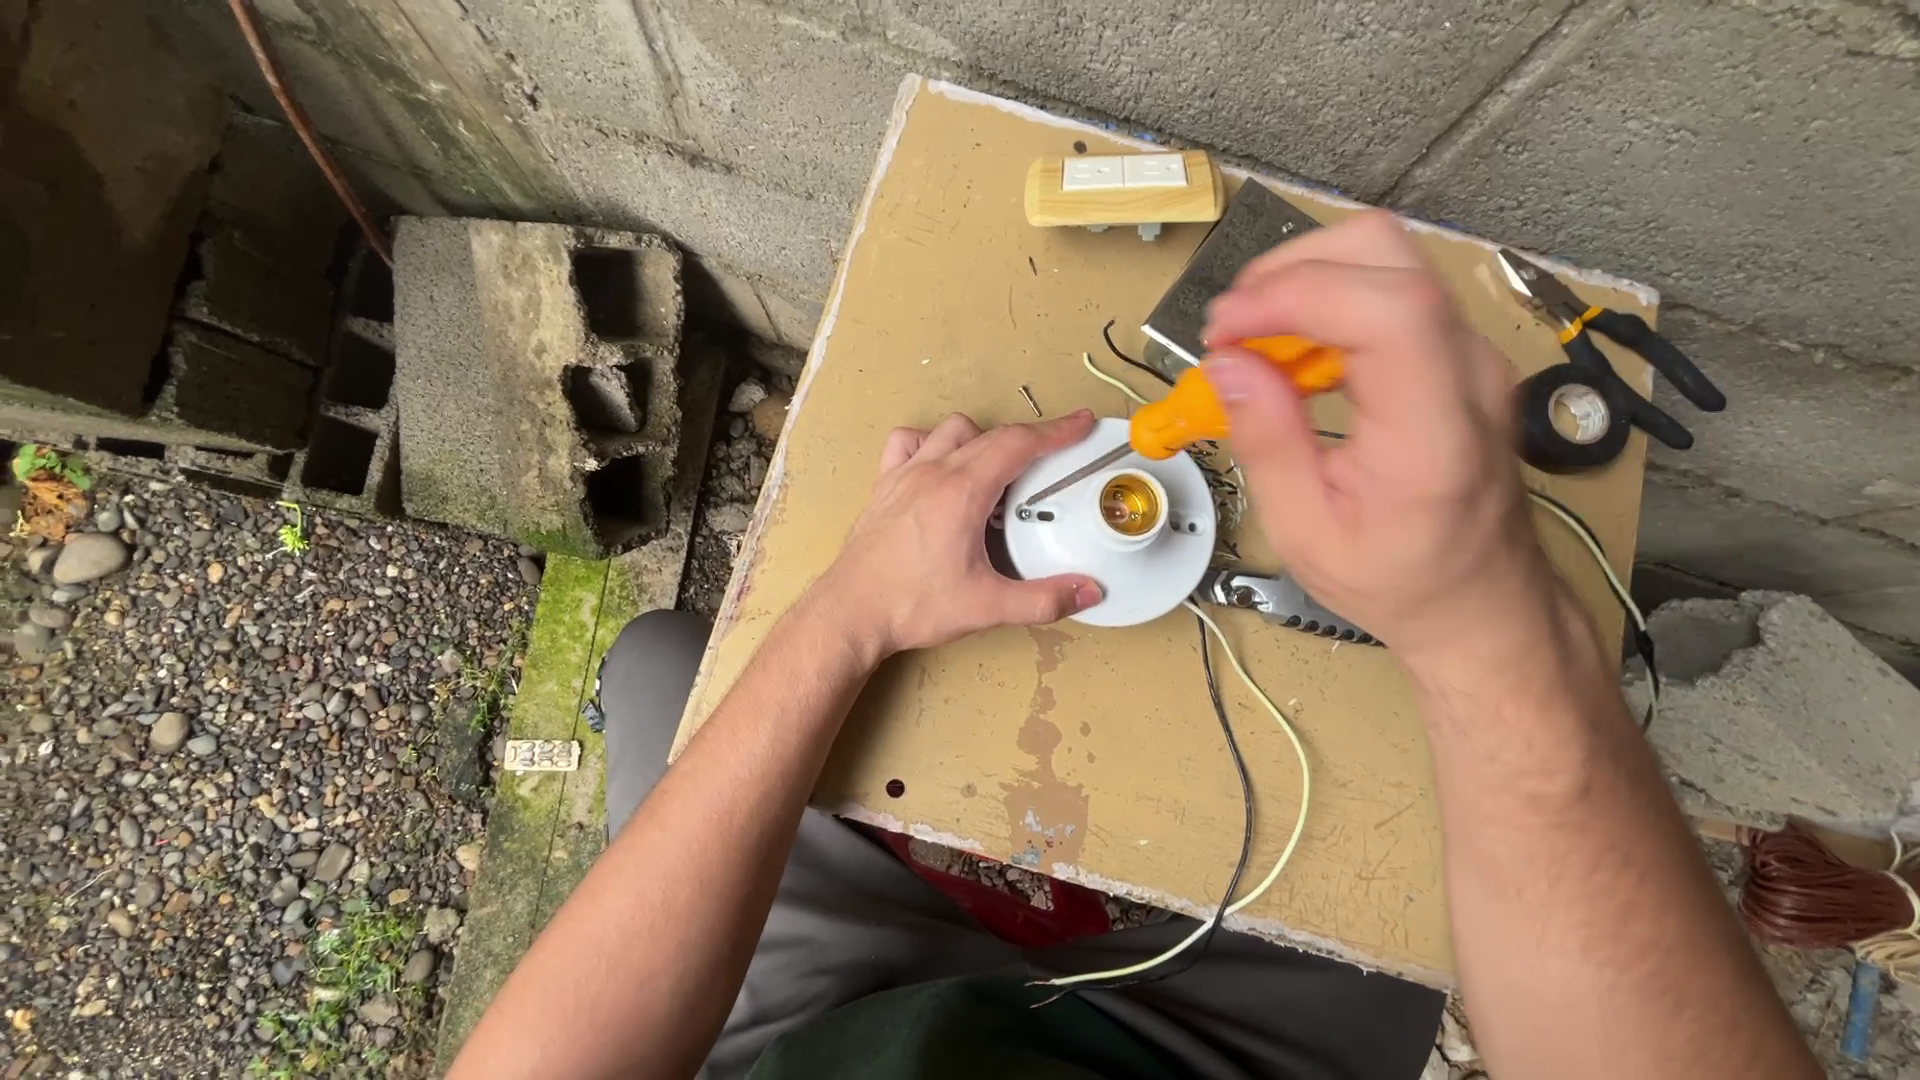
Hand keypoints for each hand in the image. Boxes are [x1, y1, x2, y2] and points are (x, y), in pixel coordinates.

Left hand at [815, 411, 1104, 658]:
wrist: (850, 613)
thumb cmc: (910, 605)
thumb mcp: (987, 607)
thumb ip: (1043, 599)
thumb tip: (1087, 592)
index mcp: (962, 492)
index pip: (1018, 445)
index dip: (1056, 431)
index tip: (1081, 424)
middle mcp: (933, 473)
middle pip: (992, 435)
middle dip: (1031, 437)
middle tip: (1056, 451)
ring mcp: (904, 475)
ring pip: (951, 431)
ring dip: (982, 437)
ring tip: (999, 467)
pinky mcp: (885, 487)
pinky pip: (908, 443)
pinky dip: (930, 442)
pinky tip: (939, 464)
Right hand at [1200, 211, 1557, 664]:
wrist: (1481, 600)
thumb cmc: (1398, 580)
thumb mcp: (1307, 532)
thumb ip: (1267, 444)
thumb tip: (1226, 365)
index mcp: (1433, 429)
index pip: (1387, 309)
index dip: (1293, 295)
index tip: (1223, 329)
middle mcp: (1467, 371)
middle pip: (1387, 253)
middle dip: (1290, 270)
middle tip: (1231, 325)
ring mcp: (1469, 354)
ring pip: (1386, 259)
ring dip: (1303, 282)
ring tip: (1253, 340)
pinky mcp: (1455, 354)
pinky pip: (1387, 294)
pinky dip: (1324, 304)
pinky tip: (1292, 355)